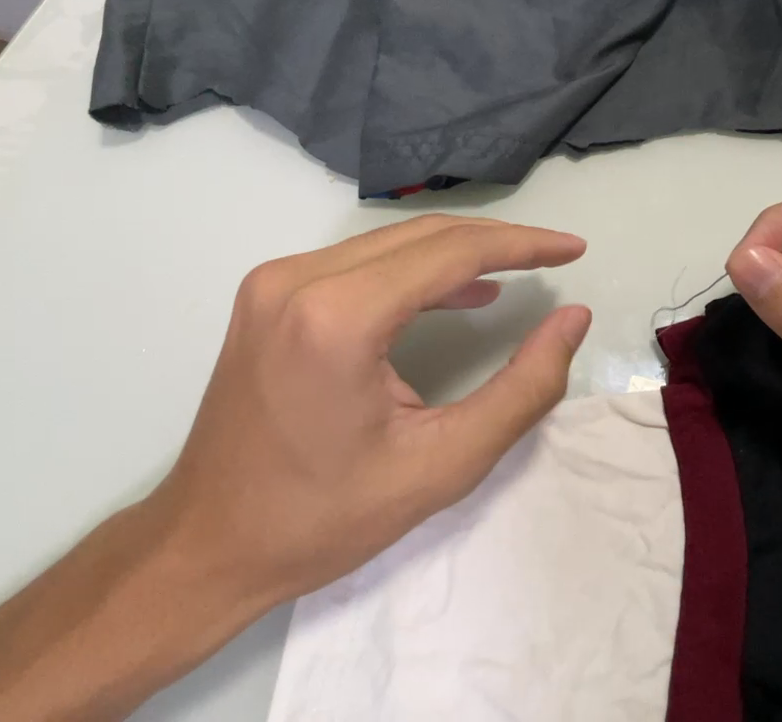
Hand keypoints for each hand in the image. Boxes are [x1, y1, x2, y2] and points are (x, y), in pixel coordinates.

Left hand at [149, 214, 591, 612]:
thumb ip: (524, 389)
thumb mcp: (444, 464)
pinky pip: (362, 263)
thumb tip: (573, 320)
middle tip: (556, 255)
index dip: (523, 245)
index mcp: (338, 317)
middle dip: (499, 242)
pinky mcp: (269, 295)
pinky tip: (460, 293)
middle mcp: (299, 279)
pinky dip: (417, 271)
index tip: (574, 248)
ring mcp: (276, 282)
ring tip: (520, 272)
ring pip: (394, 243)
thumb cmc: (325, 517)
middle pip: (424, 236)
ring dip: (460, 254)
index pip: (452, 252)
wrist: (206, 546)